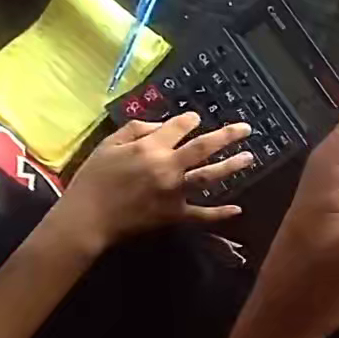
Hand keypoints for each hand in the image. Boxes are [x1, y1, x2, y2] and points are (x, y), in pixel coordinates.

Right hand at [52, 113, 254, 251]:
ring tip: (250, 158)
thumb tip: (161, 125)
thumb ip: (136, 130)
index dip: (189, 120)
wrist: (88, 218)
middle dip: (227, 136)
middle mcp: (168, 167)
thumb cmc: (94, 179)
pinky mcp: (175, 214)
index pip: (179, 127)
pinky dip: (220, 213)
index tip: (195, 118)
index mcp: (151, 148)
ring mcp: (175, 192)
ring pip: (209, 177)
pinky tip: (238, 209)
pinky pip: (202, 214)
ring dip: (231, 167)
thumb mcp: (108, 145)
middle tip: (246, 129)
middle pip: (204, 148)